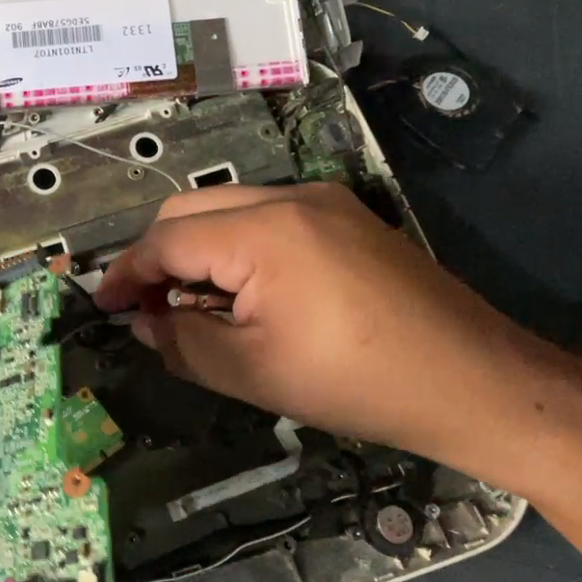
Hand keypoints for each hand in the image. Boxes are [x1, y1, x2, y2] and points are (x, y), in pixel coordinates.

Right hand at [93, 183, 553, 476]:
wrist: (479, 383)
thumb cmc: (358, 383)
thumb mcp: (252, 374)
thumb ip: (180, 342)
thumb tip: (141, 322)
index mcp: (263, 232)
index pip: (167, 240)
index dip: (127, 273)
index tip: (102, 305)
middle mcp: (289, 198)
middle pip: (190, 209)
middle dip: (156, 255)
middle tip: (143, 307)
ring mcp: (323, 202)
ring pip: (226, 209)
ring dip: (194, 250)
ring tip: (188, 306)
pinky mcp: (345, 217)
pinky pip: (265, 218)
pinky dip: (233, 247)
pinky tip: (240, 293)